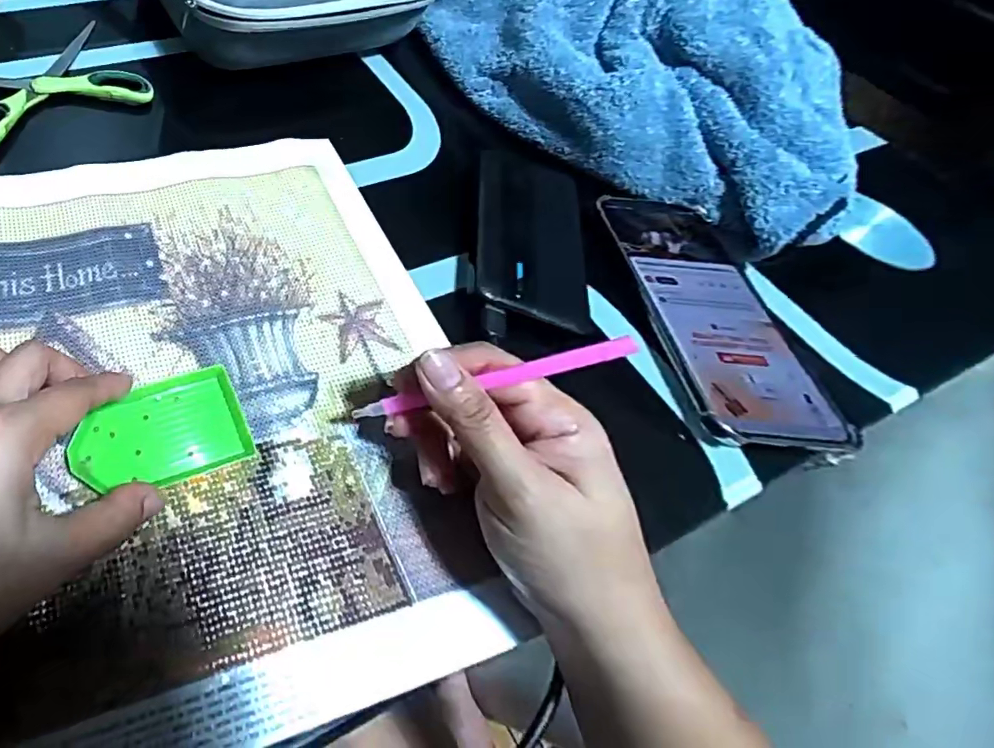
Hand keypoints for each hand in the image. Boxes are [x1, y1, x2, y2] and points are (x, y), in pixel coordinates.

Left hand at [0, 343, 162, 741]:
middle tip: (86, 399)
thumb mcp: (51, 560)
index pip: (72, 393)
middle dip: (67, 368)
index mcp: (10, 434)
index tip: (126, 386)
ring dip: (17, 367)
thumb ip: (110, 520)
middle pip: (31, 358)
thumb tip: (153, 493)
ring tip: (33, 399)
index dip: (106, 386)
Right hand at [385, 344, 663, 639]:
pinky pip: (459, 451)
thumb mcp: (518, 487)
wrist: (594, 635)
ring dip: (434, 441)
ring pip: (458, 422)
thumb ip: (473, 420)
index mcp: (556, 414)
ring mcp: (518, 451)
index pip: (493, 367)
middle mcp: (537, 423)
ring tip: (430, 476)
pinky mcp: (501, 476)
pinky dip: (442, 463)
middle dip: (433, 411)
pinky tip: (439, 485)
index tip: (400, 387)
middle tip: (399, 432)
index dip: (444, 368)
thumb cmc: (568, 558)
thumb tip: (430, 358)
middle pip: (470, 392)